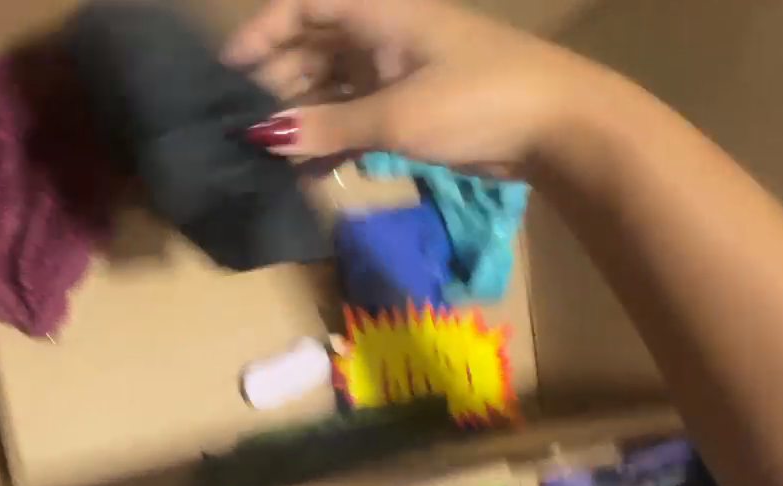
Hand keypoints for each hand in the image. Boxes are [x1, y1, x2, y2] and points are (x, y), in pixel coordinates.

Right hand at [223, 0, 627, 174]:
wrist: (553, 126)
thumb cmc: (476, 100)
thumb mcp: (394, 115)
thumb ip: (326, 127)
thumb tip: (263, 139)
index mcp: (382, 14)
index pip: (307, 6)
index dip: (263, 32)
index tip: (229, 73)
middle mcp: (382, 36)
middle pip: (311, 48)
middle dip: (274, 83)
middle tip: (241, 126)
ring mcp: (393, 73)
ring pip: (328, 87)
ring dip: (298, 118)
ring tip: (264, 154)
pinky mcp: (404, 108)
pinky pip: (350, 119)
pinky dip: (326, 141)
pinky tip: (303, 171)